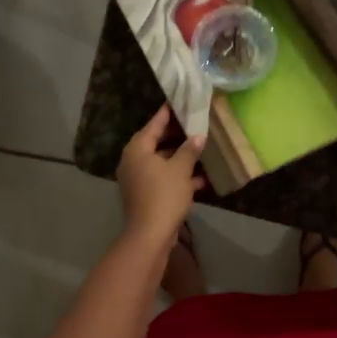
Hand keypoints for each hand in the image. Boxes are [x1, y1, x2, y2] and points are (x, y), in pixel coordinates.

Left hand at [116, 106, 205, 240]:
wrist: (150, 235)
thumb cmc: (163, 195)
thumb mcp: (180, 170)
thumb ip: (189, 150)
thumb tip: (198, 136)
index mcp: (137, 149)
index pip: (154, 124)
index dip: (168, 113)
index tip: (179, 102)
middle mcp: (133, 160)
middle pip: (157, 142)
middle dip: (178, 136)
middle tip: (195, 124)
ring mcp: (138, 179)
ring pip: (162, 162)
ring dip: (181, 158)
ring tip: (202, 149)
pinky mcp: (145, 194)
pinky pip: (163, 178)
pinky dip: (179, 177)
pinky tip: (202, 178)